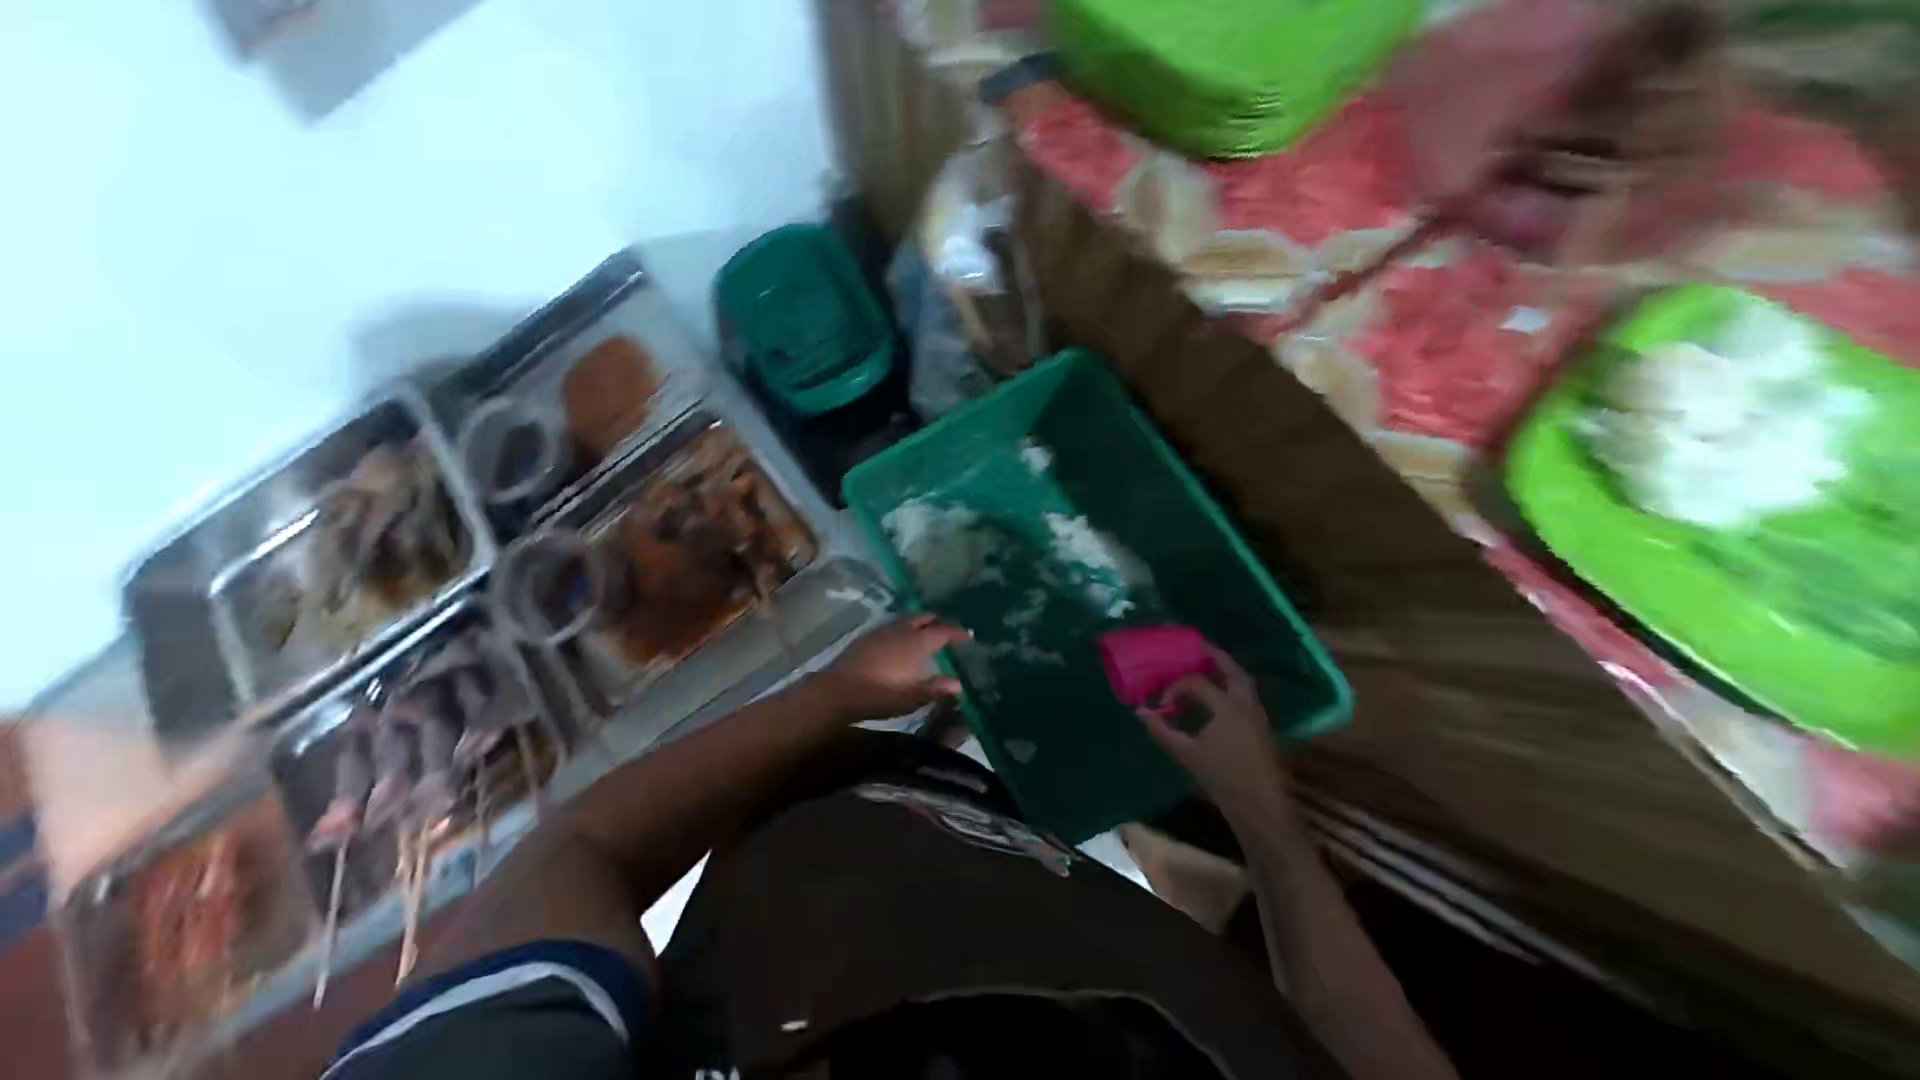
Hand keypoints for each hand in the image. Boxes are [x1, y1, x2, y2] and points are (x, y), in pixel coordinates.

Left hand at [816, 615, 968, 720]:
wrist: (838, 691)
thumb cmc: (880, 695)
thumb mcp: (912, 697)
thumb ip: (936, 688)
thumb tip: (958, 684)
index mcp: (917, 642)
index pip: (943, 631)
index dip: (957, 632)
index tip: (968, 636)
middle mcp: (901, 630)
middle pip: (923, 618)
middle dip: (937, 622)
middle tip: (946, 631)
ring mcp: (881, 631)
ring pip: (905, 620)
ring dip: (918, 624)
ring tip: (923, 634)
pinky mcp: (866, 637)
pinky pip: (890, 627)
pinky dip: (901, 630)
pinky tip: (897, 642)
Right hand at [1136, 645, 1291, 821]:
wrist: (1261, 807)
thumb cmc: (1222, 778)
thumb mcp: (1185, 753)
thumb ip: (1162, 730)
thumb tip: (1141, 712)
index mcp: (1227, 705)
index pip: (1196, 682)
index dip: (1175, 687)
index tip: (1161, 703)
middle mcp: (1246, 703)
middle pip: (1231, 668)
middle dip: (1214, 655)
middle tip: (1198, 645)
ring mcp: (1258, 715)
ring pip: (1244, 681)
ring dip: (1226, 670)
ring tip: (1208, 666)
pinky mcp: (1263, 728)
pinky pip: (1248, 695)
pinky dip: (1233, 686)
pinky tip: (1220, 696)